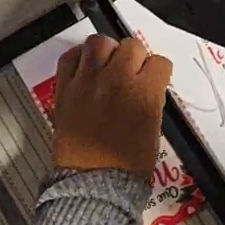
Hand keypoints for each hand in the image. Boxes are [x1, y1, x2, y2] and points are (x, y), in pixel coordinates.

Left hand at [51, 35, 172, 179]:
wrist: (93, 182)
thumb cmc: (128, 164)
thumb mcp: (153, 129)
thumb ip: (150, 100)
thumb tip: (145, 86)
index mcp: (145, 92)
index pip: (159, 62)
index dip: (157, 72)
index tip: (152, 80)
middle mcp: (117, 79)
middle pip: (131, 46)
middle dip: (135, 59)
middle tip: (130, 74)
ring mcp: (88, 81)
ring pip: (99, 42)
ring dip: (107, 51)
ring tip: (107, 66)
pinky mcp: (65, 88)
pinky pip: (69, 57)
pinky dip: (78, 58)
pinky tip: (85, 69)